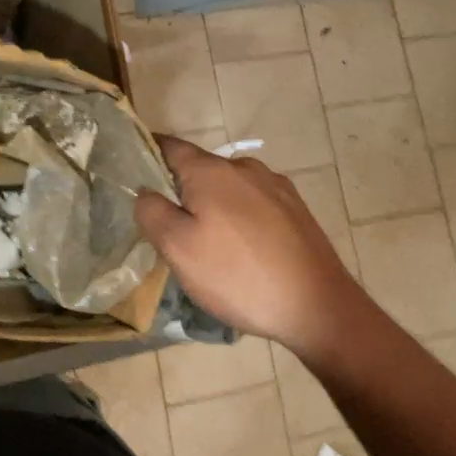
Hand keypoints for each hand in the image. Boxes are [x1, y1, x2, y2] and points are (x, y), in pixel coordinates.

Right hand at [135, 135, 368, 354]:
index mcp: (210, 170)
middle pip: (200, 168)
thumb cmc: (239, 276)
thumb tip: (147, 192)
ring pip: (229, 188)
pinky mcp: (297, 211)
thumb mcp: (178, 249)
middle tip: (171, 227)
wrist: (321, 310)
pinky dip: (241, 219)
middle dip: (182, 189)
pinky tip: (245, 252)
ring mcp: (276, 188)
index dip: (147, 154)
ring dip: (214, 206)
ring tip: (211, 245)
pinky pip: (255, 205)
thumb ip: (151, 212)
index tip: (133, 176)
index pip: (167, 145)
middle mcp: (244, 168)